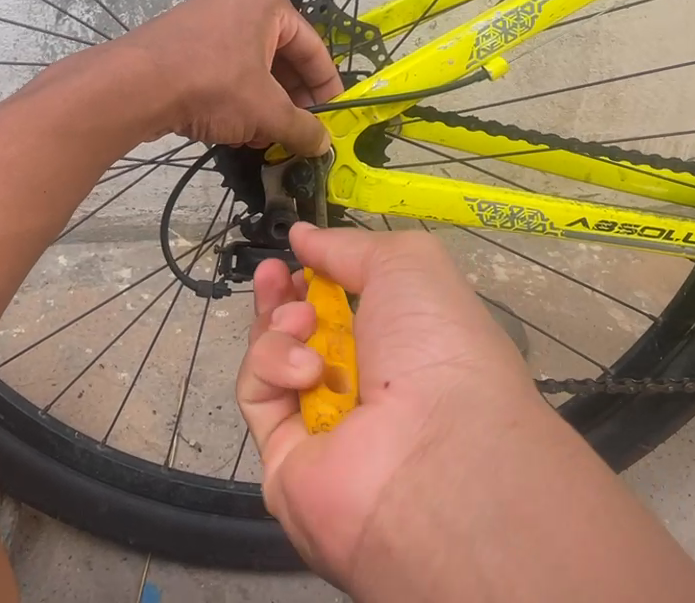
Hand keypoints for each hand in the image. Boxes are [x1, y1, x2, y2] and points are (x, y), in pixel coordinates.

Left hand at [115, 0, 342, 155]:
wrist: (134, 86)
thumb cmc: (212, 84)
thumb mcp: (266, 110)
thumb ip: (301, 127)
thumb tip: (323, 144)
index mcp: (268, 3)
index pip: (313, 47)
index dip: (327, 87)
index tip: (334, 118)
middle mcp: (239, 2)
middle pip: (282, 57)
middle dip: (292, 100)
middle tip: (299, 133)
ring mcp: (208, 20)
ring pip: (252, 67)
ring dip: (264, 105)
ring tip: (266, 138)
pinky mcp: (184, 42)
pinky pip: (225, 70)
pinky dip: (237, 99)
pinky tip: (237, 131)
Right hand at [235, 225, 546, 584]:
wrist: (433, 452)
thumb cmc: (435, 345)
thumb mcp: (408, 264)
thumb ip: (349, 247)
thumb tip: (303, 235)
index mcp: (401, 346)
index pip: (343, 307)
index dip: (316, 276)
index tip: (296, 254)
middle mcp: (362, 387)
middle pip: (299, 331)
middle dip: (282, 296)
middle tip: (272, 274)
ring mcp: (321, 426)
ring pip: (272, 358)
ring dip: (280, 326)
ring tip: (303, 323)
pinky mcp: (283, 459)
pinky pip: (258, 396)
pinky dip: (271, 368)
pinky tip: (302, 368)